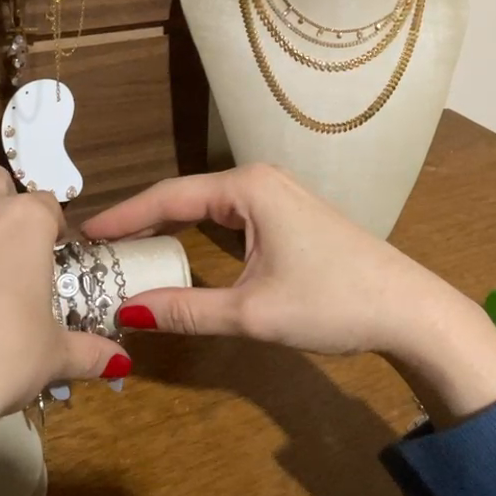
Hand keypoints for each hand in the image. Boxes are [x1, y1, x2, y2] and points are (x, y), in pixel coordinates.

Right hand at [82, 164, 495, 421]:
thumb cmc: (332, 302)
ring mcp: (277, 196)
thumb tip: (126, 314)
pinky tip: (179, 252)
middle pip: (184, 197)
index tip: (85, 233)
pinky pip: (228, 218)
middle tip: (100, 247)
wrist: (410, 310)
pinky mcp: (288, 216)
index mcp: (247, 188)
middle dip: (142, 222)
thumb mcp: (253, 311)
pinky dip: (197, 234)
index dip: (124, 216)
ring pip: (206, 208)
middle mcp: (258, 180)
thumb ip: (186, 310)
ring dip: (169, 228)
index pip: (168, 196)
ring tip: (128, 251)